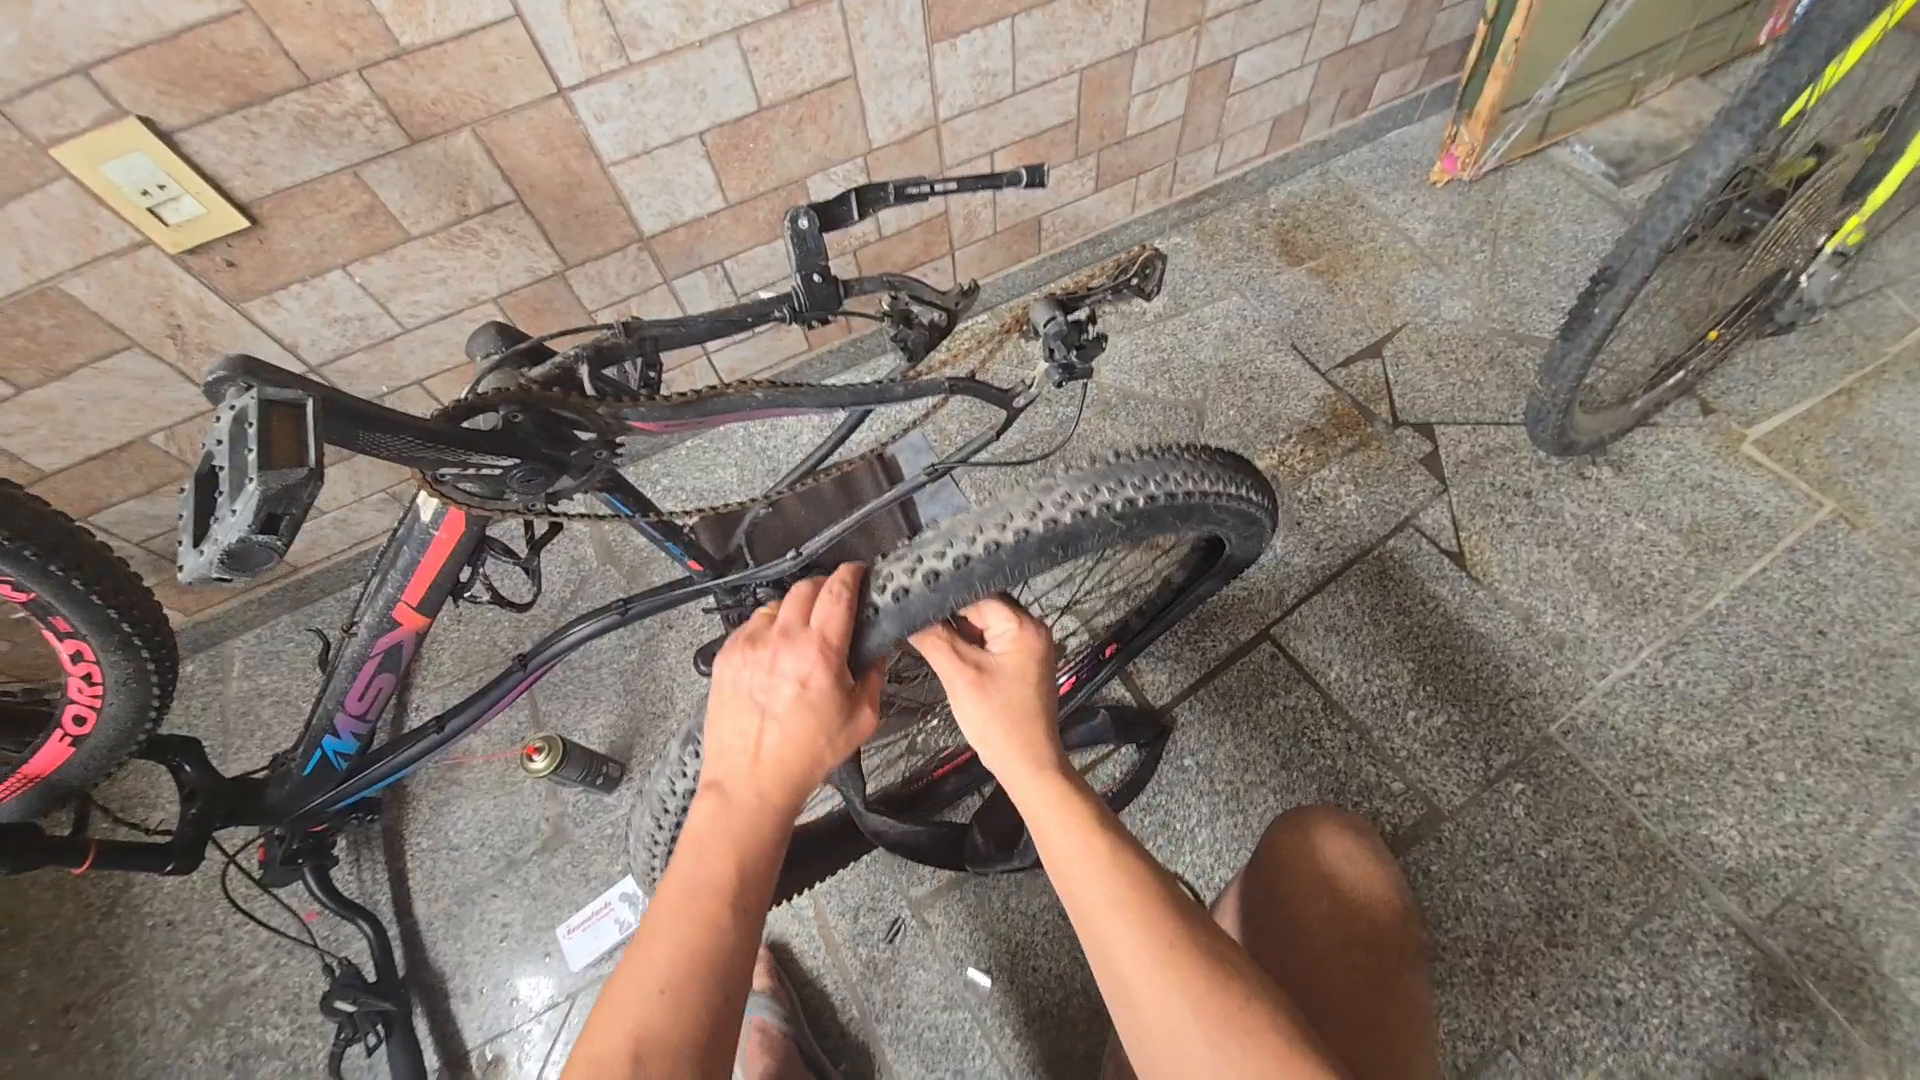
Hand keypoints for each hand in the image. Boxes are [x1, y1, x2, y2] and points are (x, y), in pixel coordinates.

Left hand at [701, 564, 882, 820]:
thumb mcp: (861, 717)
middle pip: (806, 586)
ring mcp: (749, 645)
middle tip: (835, 602)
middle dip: (825, 587)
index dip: (852, 573)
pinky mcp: (727, 656)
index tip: (858, 572)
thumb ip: (875, 675)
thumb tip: (876, 650)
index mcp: (819, 652)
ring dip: (796, 609)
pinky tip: (777, 653)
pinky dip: (769, 629)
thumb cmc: (805, 755)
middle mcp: (781, 641)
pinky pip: (753, 624)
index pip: (838, 589)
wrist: (751, 781)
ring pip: (778, 604)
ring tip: (803, 635)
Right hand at [908, 596, 1067, 794]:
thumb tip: (907, 613)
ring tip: (926, 632)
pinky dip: (971, 647)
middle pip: (982, 608)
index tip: (914, 599)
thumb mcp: (960, 676)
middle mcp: (1032, 630)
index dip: (945, 599)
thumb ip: (933, 639)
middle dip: (951, 616)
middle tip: (916, 617)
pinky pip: (991, 643)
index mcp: (1024, 626)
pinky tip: (949, 653)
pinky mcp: (1022, 663)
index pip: (978, 596)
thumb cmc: (997, 721)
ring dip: (959, 633)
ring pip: (985, 627)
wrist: (1027, 765)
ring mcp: (1029, 647)